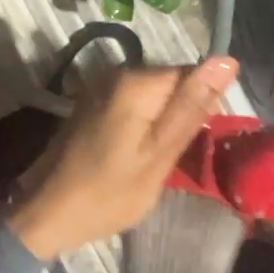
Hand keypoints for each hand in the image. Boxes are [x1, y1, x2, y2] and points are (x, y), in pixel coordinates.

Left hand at [9, 58, 239, 260]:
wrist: (47, 213)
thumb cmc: (108, 193)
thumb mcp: (159, 155)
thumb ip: (191, 108)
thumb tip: (226, 59)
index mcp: (135, 82)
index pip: (192, 73)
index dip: (203, 106)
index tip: (196, 140)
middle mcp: (114, 75)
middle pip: (170, 83)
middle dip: (181, 114)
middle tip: (173, 156)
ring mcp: (98, 91)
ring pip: (152, 98)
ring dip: (160, 124)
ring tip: (156, 159)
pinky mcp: (90, 108)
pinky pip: (131, 108)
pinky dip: (140, 128)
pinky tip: (134, 156)